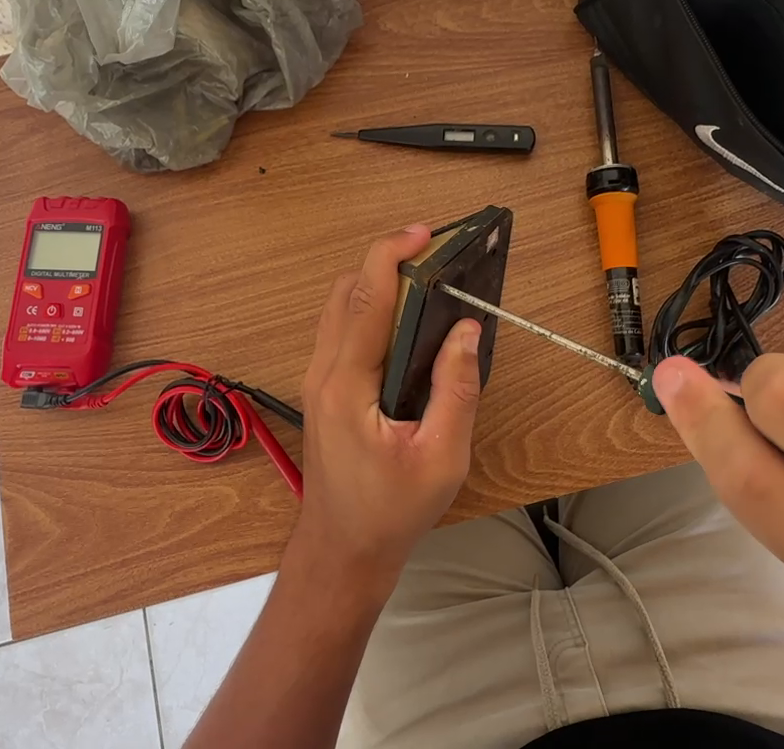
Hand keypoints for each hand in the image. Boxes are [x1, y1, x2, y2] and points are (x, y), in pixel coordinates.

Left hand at [289, 225, 483, 585]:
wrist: (341, 550)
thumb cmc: (390, 512)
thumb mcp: (440, 456)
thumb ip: (456, 389)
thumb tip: (467, 331)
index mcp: (346, 385)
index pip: (364, 300)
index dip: (391, 256)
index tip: (423, 233)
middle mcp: (322, 372)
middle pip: (345, 292)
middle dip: (386, 262)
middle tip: (433, 255)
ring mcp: (317, 379)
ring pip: (338, 307)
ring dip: (375, 282)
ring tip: (424, 280)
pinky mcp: (322, 388)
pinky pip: (340, 329)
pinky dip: (369, 307)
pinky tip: (404, 319)